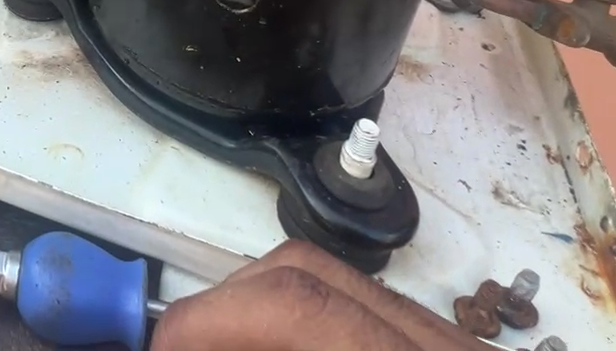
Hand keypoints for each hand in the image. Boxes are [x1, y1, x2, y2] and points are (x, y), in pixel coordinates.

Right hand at [152, 241, 485, 350]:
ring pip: (330, 280)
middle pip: (306, 273)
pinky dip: (300, 326)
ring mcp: (454, 350)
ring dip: (258, 309)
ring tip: (223, 350)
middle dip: (224, 308)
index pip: (301, 304)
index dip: (210, 320)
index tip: (161, 349)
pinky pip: (359, 309)